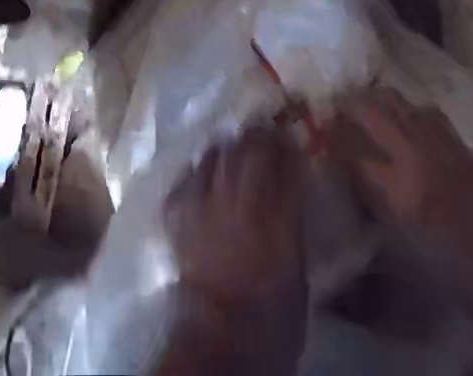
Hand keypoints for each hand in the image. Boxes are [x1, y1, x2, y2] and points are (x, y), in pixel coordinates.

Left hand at [161, 126, 306, 371]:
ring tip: (231, 150)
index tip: (287, 138)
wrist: (221, 336)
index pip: (281, 159)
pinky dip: (197, 173)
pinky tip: (202, 178)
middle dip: (255, 137)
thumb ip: (291, 219)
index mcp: (276, 212)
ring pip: (213, 155)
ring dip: (225, 149)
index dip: (284, 144)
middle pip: (245, 148)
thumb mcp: (296, 263)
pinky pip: (187, 177)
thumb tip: (288, 188)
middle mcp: (237, 197)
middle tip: (261, 135)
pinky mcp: (176, 210)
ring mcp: (202, 200)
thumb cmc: (273, 313)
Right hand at [332, 86, 472, 307]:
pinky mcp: (457, 141)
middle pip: (367, 109)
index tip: (313, 128)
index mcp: (395, 187)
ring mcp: (438, 144)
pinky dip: (403, 108)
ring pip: (393, 99)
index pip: (346, 144)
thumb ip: (364, 194)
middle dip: (343, 105)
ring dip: (370, 99)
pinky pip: (421, 108)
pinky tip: (398, 118)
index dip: (326, 133)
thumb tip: (336, 160)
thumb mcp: (393, 239)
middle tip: (331, 109)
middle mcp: (414, 156)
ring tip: (359, 106)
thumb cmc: (444, 263)